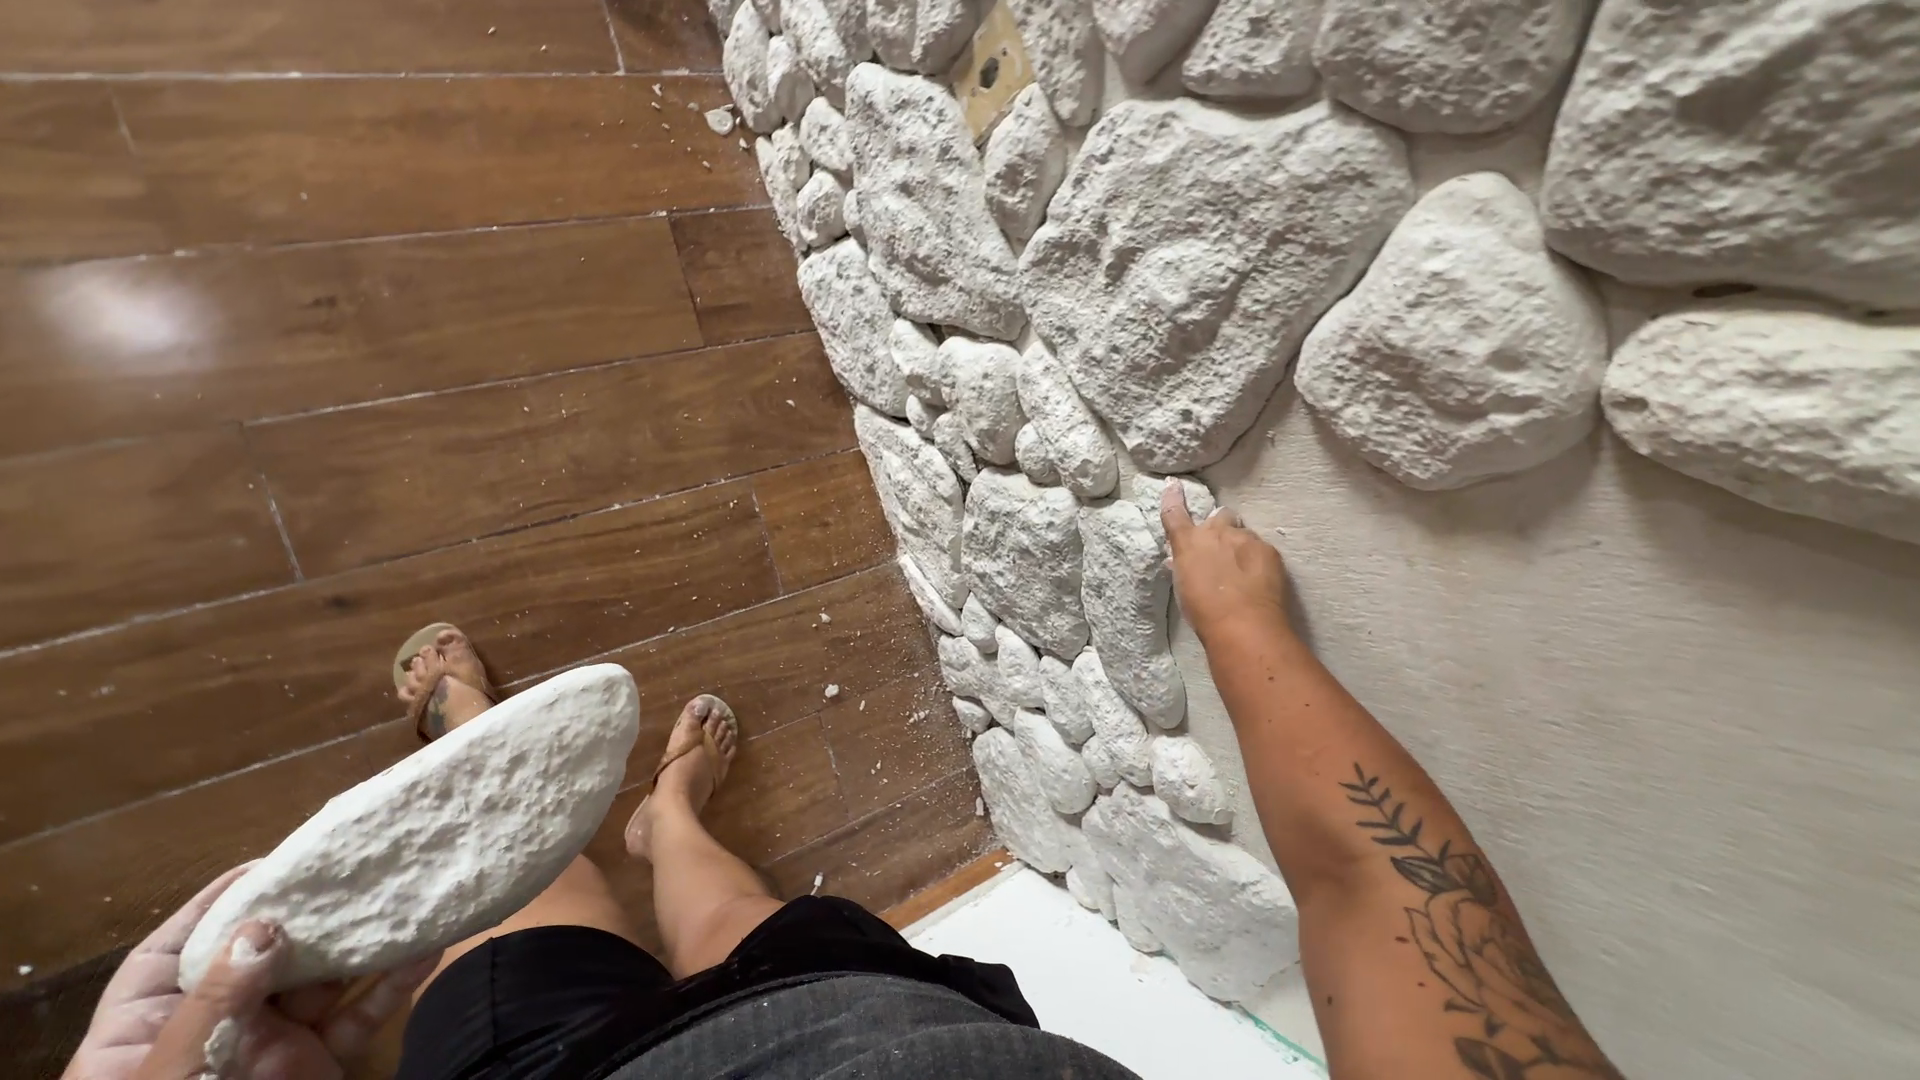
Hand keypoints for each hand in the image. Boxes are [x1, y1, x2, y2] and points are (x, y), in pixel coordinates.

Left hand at [62, 865, 438, 1079]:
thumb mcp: (170, 1074)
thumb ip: (215, 1004)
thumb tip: (266, 924)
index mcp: (150, 1028)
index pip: (176, 949)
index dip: (221, 899)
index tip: (277, 860)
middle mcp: (215, 1026)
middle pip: (266, 953)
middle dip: (314, 910)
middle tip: (363, 865)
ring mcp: (272, 1044)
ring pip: (326, 977)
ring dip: (368, 939)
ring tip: (410, 894)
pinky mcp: (319, 1061)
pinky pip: (361, 1013)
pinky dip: (396, 981)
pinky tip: (428, 947)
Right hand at [1159, 479, 1288, 642]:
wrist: (1243, 624)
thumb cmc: (1204, 611)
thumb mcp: (1184, 587)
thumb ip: (1185, 566)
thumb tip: (1182, 560)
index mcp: (1189, 542)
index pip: (1175, 513)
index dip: (1173, 498)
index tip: (1173, 484)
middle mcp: (1216, 532)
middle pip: (1220, 516)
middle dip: (1221, 527)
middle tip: (1223, 550)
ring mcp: (1245, 538)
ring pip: (1243, 533)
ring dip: (1241, 545)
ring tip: (1243, 571)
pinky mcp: (1268, 550)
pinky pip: (1260, 548)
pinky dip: (1258, 559)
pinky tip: (1258, 579)